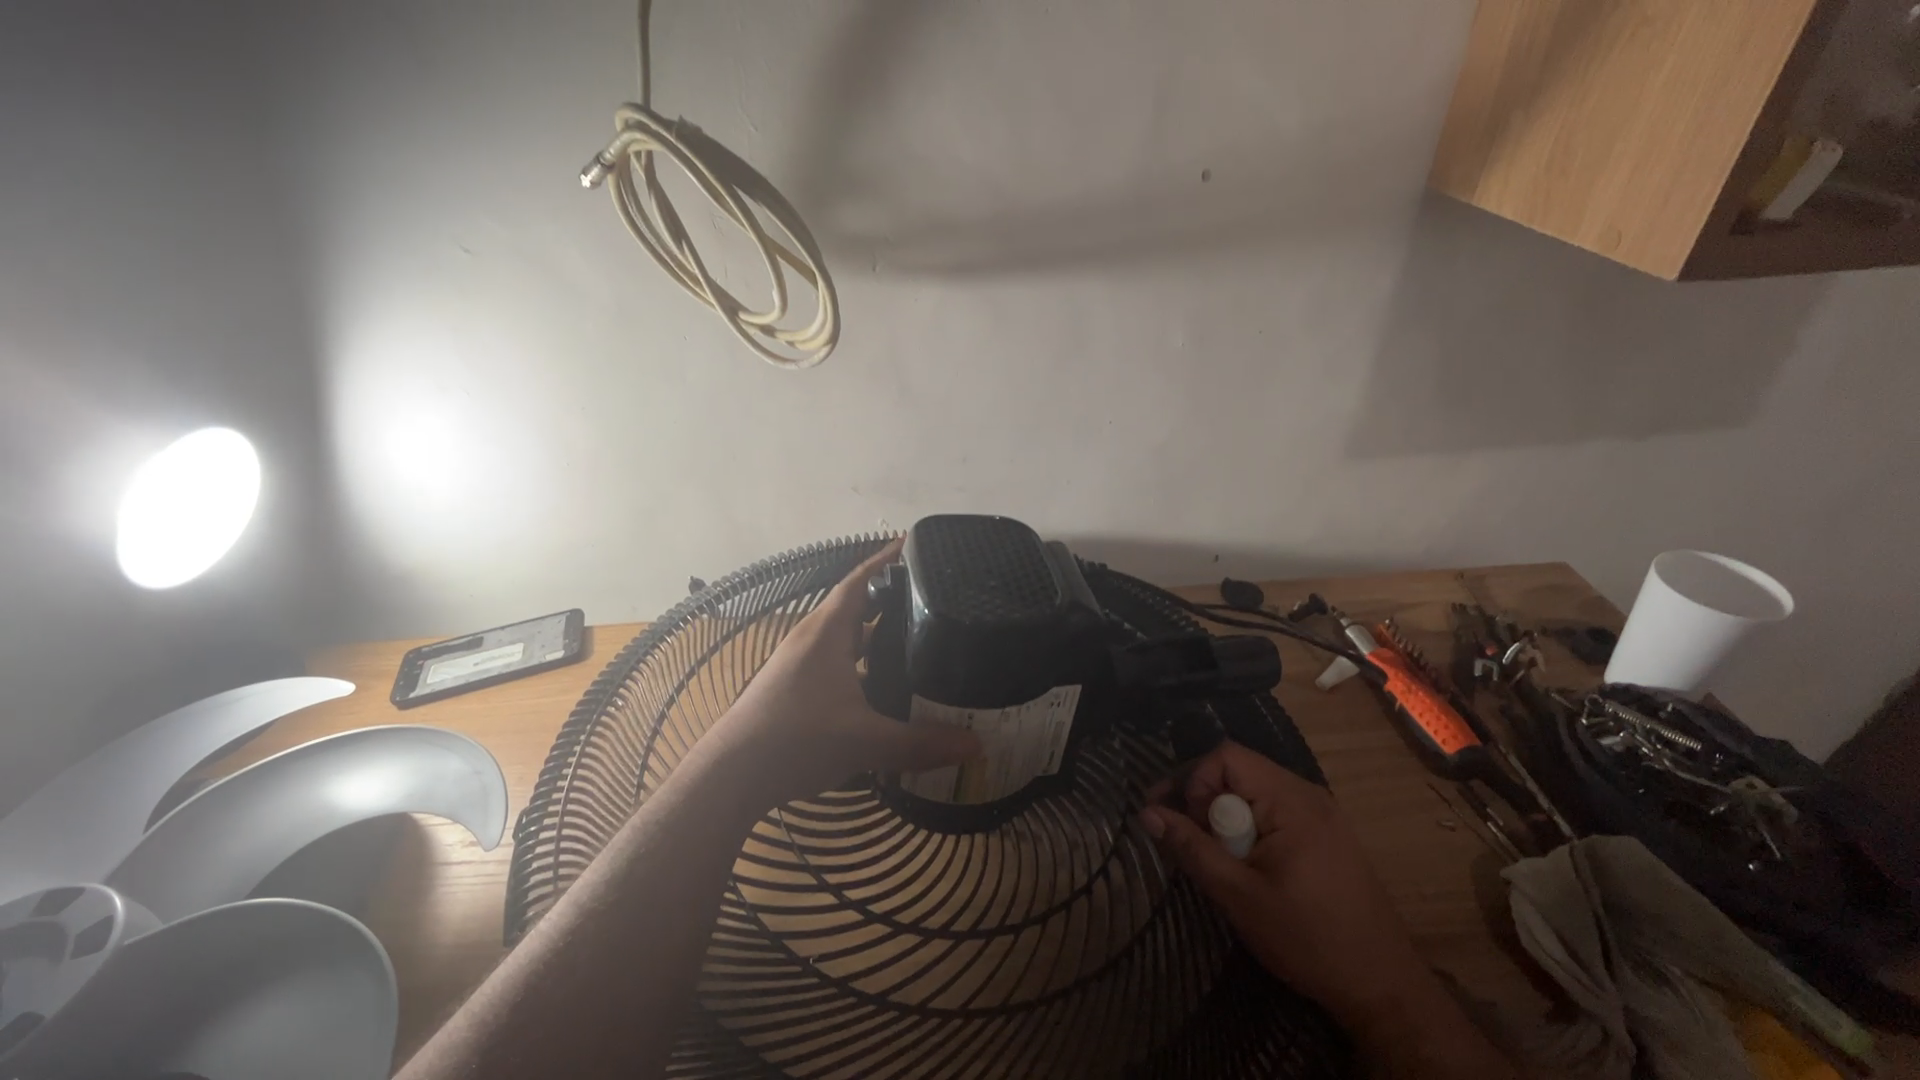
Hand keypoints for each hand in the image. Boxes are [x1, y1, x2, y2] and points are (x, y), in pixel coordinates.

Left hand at [703, 541, 980, 806]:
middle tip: (933, 599)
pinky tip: (883, 689)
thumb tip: (976, 745)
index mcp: (827, 632)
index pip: (859, 580)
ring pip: (845, 640)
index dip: (886, 559)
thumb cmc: (795, 740)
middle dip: (891, 600)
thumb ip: (920, 742)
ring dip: (876, 637)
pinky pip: (837, 664)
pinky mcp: (794, 690)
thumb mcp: (865, 740)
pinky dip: (862, 666)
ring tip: (917, 640)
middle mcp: (811, 640)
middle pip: (856, 607)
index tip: (915, 545)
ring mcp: (799, 665)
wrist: (730, 774)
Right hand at [1139, 741, 1436, 1030]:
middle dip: (1205, 799)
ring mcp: (1323, 814)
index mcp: (1292, 802)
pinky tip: (1247, 865)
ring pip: (1256, 792)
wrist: (1381, 985)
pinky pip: (1276, 810)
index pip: (1228, 756)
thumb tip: (1147, 813)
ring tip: (1216, 857)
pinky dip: (1251, 827)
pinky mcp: (1328, 835)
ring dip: (1226, 816)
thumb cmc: (1307, 939)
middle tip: (1190, 843)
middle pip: (1241, 770)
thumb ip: (1191, 848)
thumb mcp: (1238, 895)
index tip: (1181, 823)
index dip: (1194, 781)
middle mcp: (1310, 795)